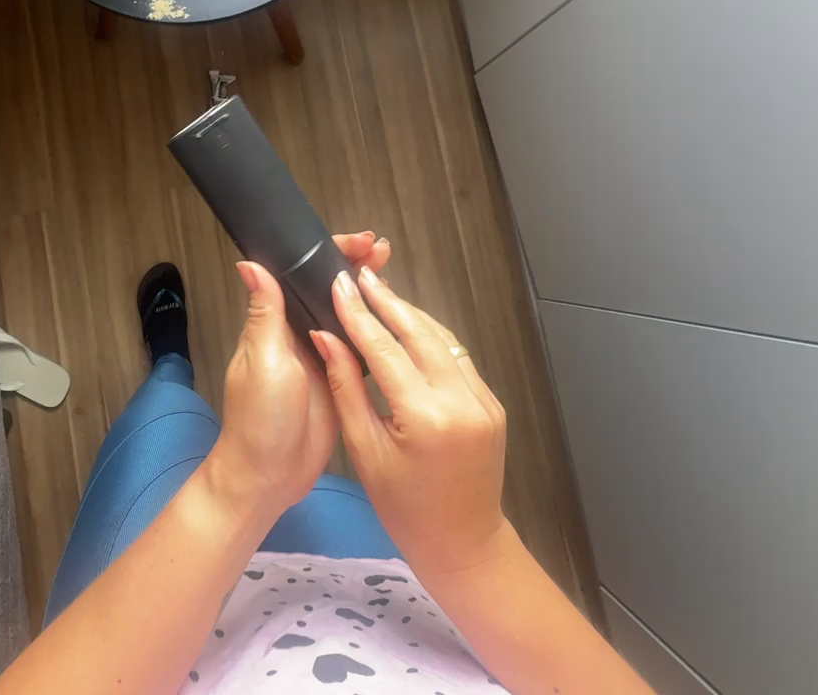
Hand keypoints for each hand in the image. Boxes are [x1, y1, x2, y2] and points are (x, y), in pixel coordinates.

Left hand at [202, 233, 391, 524]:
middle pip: (325, 288)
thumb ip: (265, 312)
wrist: (270, 475)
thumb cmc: (260, 417)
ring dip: (365, 292)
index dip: (327, 253)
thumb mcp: (264, 358)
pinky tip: (393, 319)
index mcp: (275, 323)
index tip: (360, 242)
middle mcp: (297, 333)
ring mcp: (320, 356)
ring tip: (392, 274)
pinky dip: (373, 328)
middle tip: (383, 251)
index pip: (300, 274)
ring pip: (344, 314)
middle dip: (352, 266)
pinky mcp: (339, 380)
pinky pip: (357, 346)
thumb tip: (248, 261)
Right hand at [309, 266, 510, 576]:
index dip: (358, 314)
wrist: (463, 543)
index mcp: (425, 417)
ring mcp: (483, 401)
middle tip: (359, 275)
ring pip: (443, 339)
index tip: (339, 285)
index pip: (384, 349)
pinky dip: (430, 337)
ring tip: (379, 292)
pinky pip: (457, 358)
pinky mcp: (492, 403)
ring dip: (410, 314)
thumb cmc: (403, 506)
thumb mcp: (364, 450)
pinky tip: (408, 325)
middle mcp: (461, 401)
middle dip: (387, 301)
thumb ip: (346, 386)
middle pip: (419, 333)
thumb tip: (325, 337)